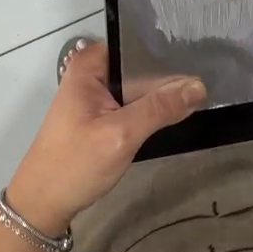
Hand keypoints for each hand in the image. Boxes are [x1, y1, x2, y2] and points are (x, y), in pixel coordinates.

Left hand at [3, 41, 205, 237]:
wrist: (43, 205)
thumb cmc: (75, 164)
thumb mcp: (121, 135)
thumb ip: (159, 108)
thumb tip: (200, 86)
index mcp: (90, 63)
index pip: (138, 45)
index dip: (169, 52)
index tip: (202, 59)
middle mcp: (92, 70)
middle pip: (140, 66)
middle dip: (169, 76)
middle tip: (209, 79)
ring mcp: (96, 93)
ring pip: (139, 86)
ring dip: (161, 94)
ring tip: (201, 93)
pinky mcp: (101, 114)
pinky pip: (133, 102)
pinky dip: (150, 108)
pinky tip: (176, 111)